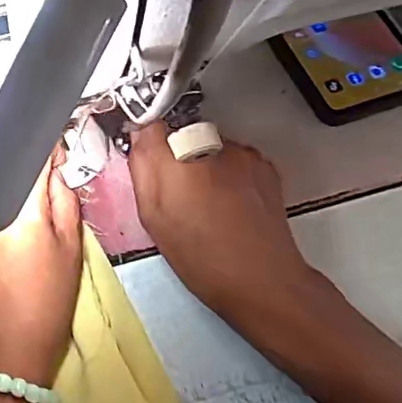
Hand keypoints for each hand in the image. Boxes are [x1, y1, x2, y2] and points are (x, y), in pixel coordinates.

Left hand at [0, 152, 82, 384]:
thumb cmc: (45, 304)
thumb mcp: (70, 248)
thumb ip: (63, 197)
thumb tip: (56, 164)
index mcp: (14, 204)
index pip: (28, 150)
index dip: (46, 140)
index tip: (60, 141)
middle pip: (4, 160)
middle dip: (29, 160)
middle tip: (53, 173)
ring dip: (12, 179)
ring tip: (36, 199)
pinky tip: (16, 219)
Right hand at [128, 122, 324, 326]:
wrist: (262, 278)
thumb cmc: (202, 259)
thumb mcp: (153, 219)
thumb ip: (142, 170)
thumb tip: (139, 138)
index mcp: (177, 158)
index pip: (152, 123)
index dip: (147, 139)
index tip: (148, 157)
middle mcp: (211, 145)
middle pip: (181, 132)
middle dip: (175, 153)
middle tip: (177, 192)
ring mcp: (241, 153)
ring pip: (208, 143)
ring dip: (202, 162)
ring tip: (206, 202)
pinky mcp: (262, 163)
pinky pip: (233, 156)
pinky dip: (226, 172)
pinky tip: (228, 203)